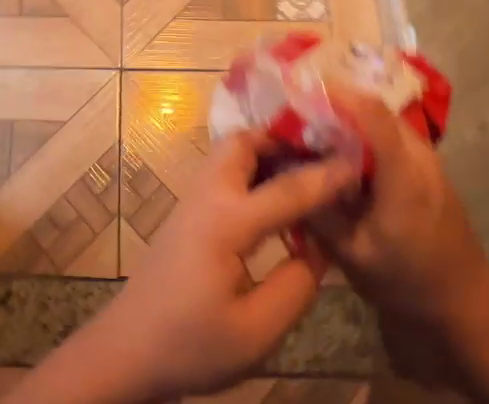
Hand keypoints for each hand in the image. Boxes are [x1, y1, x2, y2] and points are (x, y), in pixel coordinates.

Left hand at [67, 132, 360, 400]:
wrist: (128, 349)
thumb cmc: (192, 343)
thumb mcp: (257, 330)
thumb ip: (296, 285)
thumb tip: (321, 246)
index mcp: (226, 222)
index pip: (286, 189)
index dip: (326, 175)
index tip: (360, 160)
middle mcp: (207, 197)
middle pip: (243, 144)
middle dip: (283, 139)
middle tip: (323, 149)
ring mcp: (192, 202)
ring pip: (229, 153)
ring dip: (266, 150)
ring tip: (306, 166)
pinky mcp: (188, 214)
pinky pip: (223, 173)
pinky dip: (252, 168)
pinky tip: (276, 194)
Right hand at [310, 87, 488, 332]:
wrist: (466, 304)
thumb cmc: (408, 283)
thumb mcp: (352, 254)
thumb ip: (319, 208)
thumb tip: (283, 169)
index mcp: (403, 175)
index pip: (372, 114)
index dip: (335, 94)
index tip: (296, 88)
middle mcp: (419, 156)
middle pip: (373, 110)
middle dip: (332, 105)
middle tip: (292, 116)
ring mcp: (427, 159)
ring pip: (381, 121)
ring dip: (346, 119)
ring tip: (309, 134)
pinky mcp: (426, 168)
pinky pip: (388, 136)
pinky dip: (360, 135)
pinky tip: (337, 156)